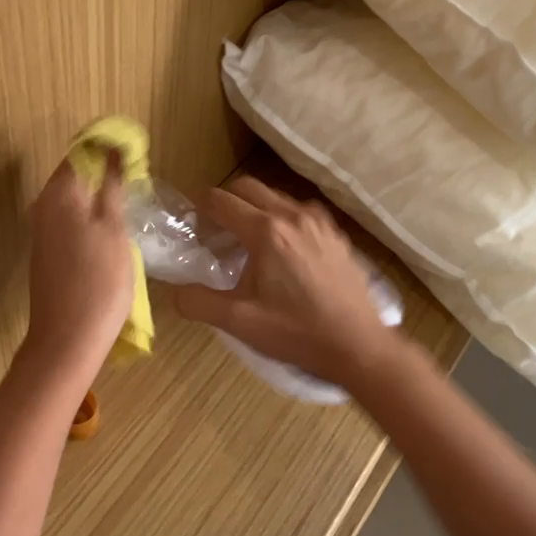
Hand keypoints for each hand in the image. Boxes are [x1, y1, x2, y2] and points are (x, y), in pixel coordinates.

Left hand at [24, 152, 135, 375]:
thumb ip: (112, 186)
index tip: (132, 150)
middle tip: (136, 175)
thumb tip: (113, 151)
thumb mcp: (114, 229)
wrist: (68, 338)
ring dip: (98, 195)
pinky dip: (89, 216)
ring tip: (130, 200)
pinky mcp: (46, 252)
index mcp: (56, 194)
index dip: (105, 147)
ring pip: (72, 200)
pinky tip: (111, 229)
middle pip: (74, 175)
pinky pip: (69, 220)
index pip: (80, 153)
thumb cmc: (98, 281)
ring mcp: (41, 231)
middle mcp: (42, 207)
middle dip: (103, 170)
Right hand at [171, 176, 400, 386]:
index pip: (221, 201)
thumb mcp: (239, 322)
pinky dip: (281, 218)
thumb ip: (198, 302)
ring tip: (246, 239)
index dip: (199, 205)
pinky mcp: (336, 236)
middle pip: (248, 188)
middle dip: (225, 200)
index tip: (187, 217)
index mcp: (266, 232)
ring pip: (275, 197)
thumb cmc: (297, 333)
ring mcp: (319, 223)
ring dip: (254, 208)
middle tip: (213, 228)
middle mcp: (292, 216)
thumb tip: (176, 292)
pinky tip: (281, 249)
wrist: (359, 347)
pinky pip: (300, 212)